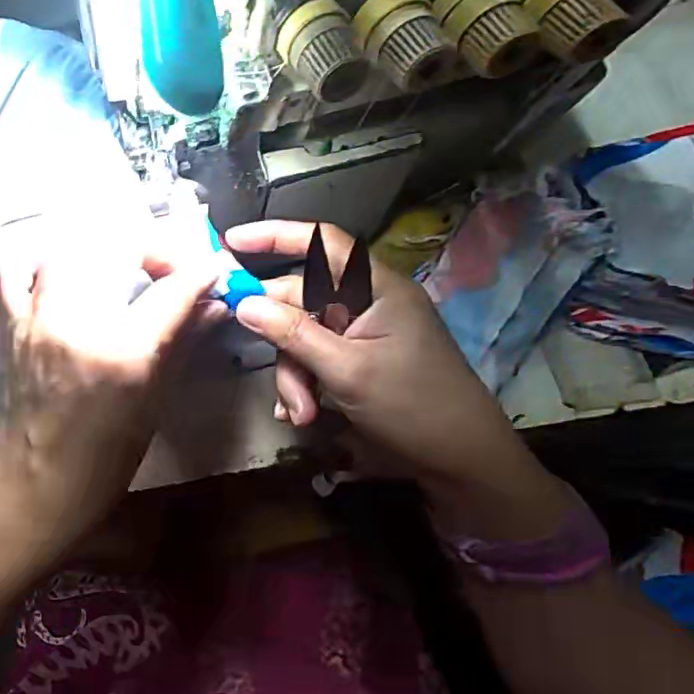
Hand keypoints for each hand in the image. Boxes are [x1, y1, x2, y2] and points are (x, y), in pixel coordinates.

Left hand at [0, 244, 220, 588]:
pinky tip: (61, 277)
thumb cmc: (103, 462)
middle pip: (118, 248)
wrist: (33, 487)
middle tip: (167, 271)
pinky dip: (39, 263)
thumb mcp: (152, 406)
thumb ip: (180, 344)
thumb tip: (212, 305)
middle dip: (153, 249)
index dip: (200, 274)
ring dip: (100, 251)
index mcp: (121, 355)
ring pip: (69, 249)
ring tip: (119, 269)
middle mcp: (76, 326)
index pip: (172, 291)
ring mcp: (36, 320)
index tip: (212, 271)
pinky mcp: (10, 325)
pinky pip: (15, 271)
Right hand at [224, 220, 530, 484]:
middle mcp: (366, 301)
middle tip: (285, 394)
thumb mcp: (345, 371)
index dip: (276, 236)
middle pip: (301, 302)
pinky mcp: (359, 356)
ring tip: (302, 414)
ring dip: (294, 376)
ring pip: (303, 335)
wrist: (461, 458)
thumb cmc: (411, 405)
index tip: (232, 242)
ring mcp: (362, 330)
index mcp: (375, 288)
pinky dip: (305, 383)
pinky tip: (302, 414)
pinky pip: (316, 357)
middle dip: (284, 347)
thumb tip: (244, 303)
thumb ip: (293, 334)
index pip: (322, 244)